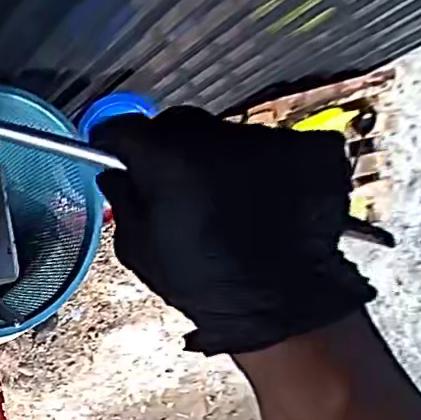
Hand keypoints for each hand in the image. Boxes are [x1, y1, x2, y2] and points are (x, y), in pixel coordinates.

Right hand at [90, 107, 375, 354]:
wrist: (275, 297)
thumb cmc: (198, 278)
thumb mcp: (137, 245)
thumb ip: (124, 200)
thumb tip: (115, 175)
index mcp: (169, 163)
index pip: (127, 127)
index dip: (111, 138)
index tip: (107, 146)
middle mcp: (221, 140)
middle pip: (177, 122)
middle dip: (162, 144)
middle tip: (159, 176)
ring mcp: (272, 140)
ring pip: (224, 134)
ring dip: (211, 156)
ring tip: (213, 196)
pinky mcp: (313, 147)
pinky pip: (269, 145)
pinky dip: (255, 164)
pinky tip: (252, 198)